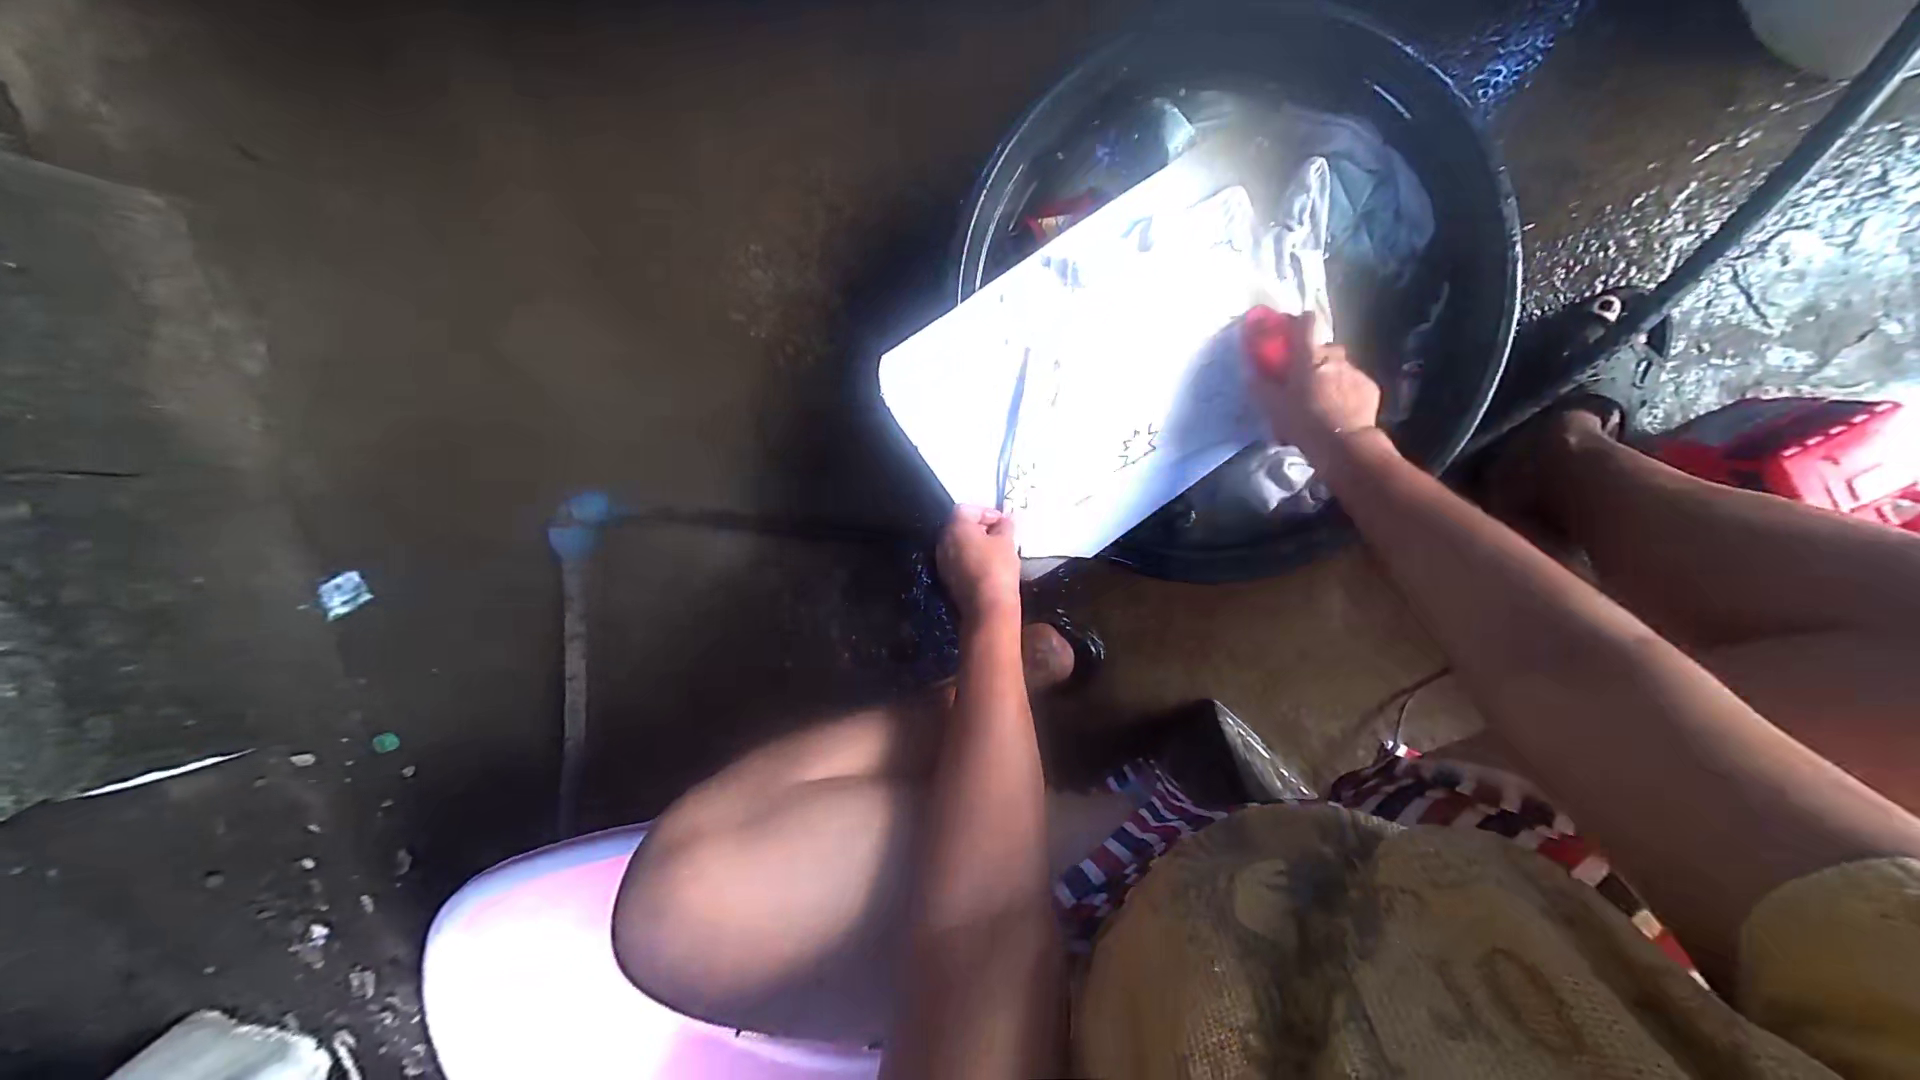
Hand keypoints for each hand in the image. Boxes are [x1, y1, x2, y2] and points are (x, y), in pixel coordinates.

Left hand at [937, 505, 1019, 622]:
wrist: (987, 607)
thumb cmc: (997, 568)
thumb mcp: (1006, 542)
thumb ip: (1005, 526)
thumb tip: (1005, 519)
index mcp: (955, 528)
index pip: (966, 508)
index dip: (985, 511)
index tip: (1002, 521)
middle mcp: (943, 542)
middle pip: (959, 525)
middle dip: (979, 526)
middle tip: (999, 534)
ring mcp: (942, 561)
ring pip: (958, 544)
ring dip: (975, 542)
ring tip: (995, 550)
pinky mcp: (947, 578)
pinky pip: (958, 560)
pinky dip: (970, 557)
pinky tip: (987, 565)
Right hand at [1244, 309, 1381, 459]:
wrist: (1343, 443)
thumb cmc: (1302, 421)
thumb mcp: (1272, 406)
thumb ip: (1261, 385)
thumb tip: (1251, 371)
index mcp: (1308, 357)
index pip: (1305, 323)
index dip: (1297, 322)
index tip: (1290, 329)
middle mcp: (1334, 357)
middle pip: (1323, 348)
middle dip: (1313, 358)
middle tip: (1302, 379)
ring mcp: (1355, 371)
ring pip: (1339, 366)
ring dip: (1329, 375)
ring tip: (1321, 399)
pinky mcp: (1369, 387)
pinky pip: (1353, 382)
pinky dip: (1345, 390)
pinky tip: (1338, 409)